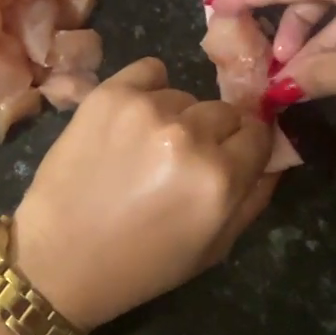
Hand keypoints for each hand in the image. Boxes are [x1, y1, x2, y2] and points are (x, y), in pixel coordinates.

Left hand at [12, 58, 277, 329]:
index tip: (228, 159)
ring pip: (185, 95)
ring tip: (146, 149)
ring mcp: (146, 107)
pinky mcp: (110, 92)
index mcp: (219, 178)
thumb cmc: (140, 264)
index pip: (258, 132)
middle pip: (225, 110)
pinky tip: (132, 119)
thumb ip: (254, 197)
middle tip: (181, 161)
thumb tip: (277, 153)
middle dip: (213, 133)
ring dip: (177, 116)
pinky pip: (150, 70)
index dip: (246, 147)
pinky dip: (148, 88)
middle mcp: (188, 134)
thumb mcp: (213, 248)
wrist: (57, 257)